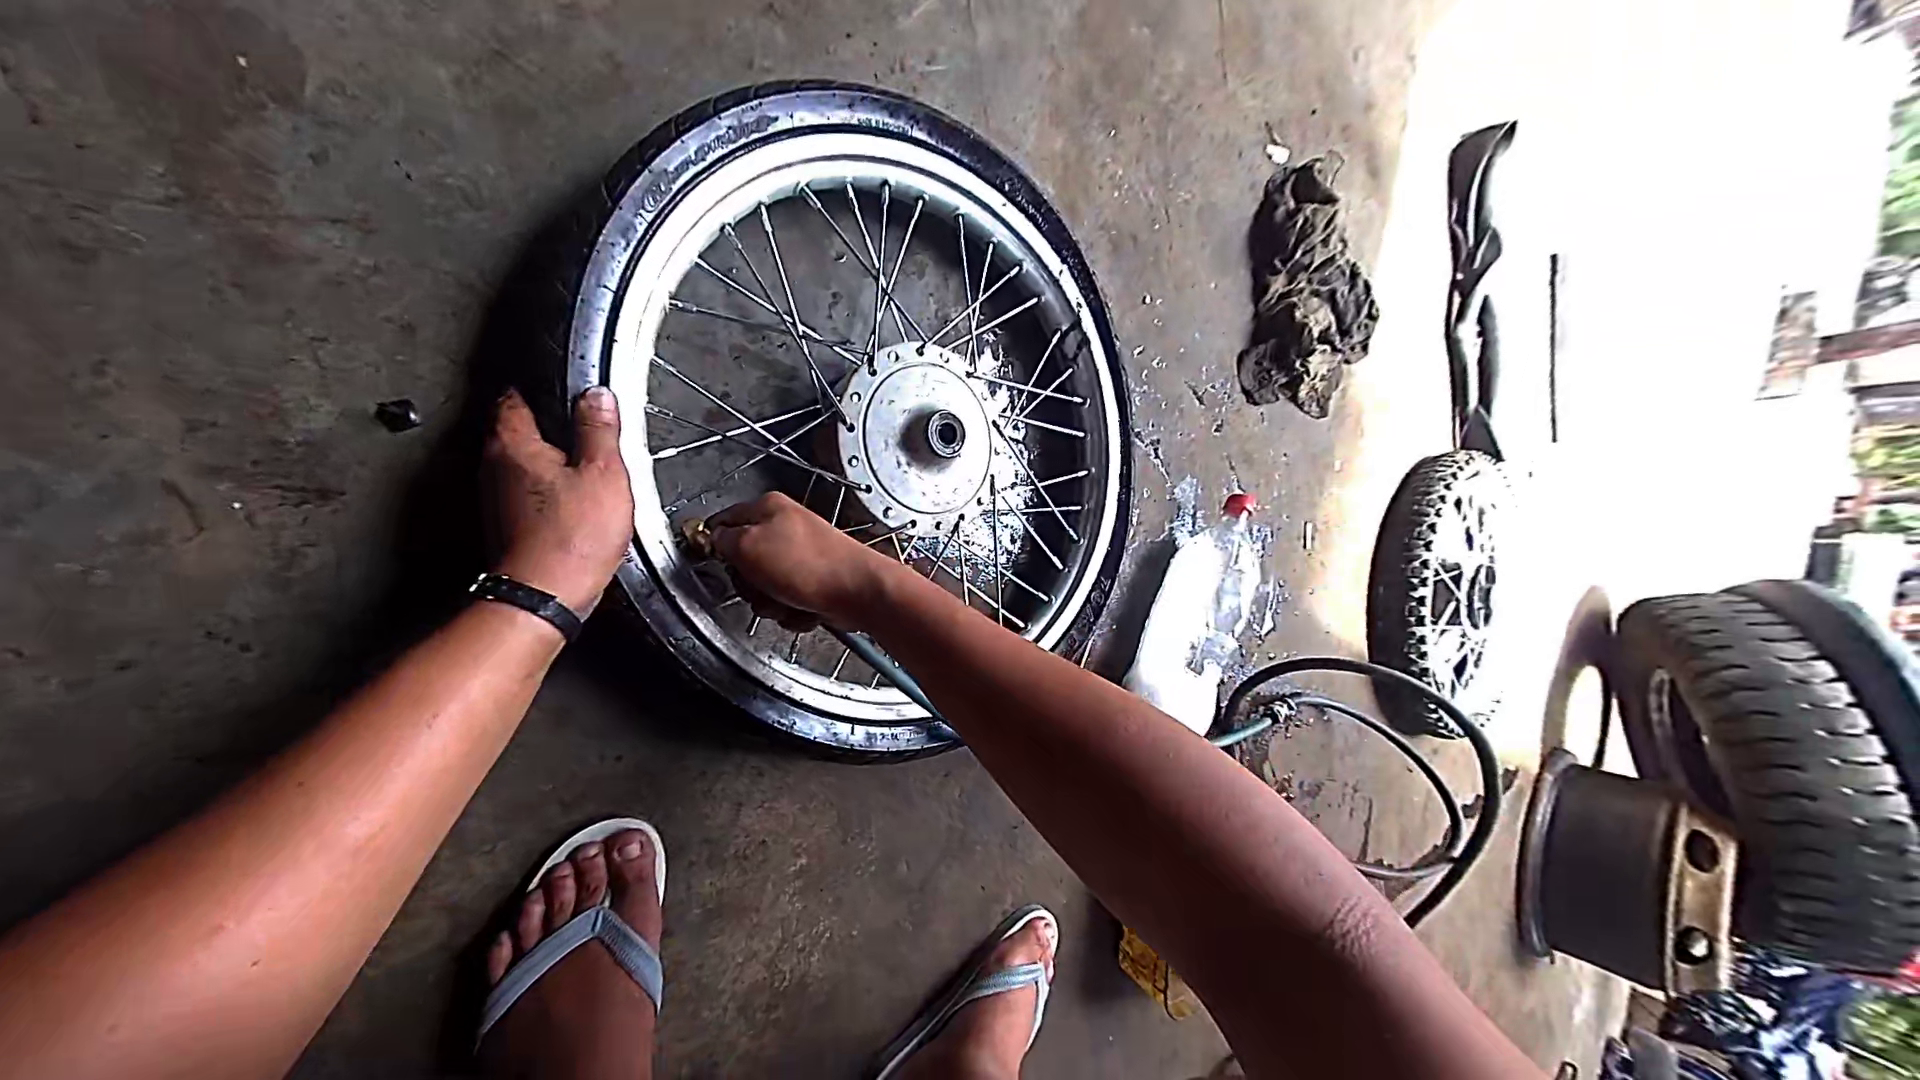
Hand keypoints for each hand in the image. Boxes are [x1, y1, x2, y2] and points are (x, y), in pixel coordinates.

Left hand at [487, 387, 633, 614]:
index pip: (515, 397)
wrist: (548, 593)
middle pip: (516, 429)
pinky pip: (528, 492)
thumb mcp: (604, 473)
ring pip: (521, 462)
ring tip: (582, 465)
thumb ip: (599, 430)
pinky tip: (574, 500)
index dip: (541, 389)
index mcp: (513, 445)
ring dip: (548, 460)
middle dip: (547, 425)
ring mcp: (497, 498)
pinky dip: (548, 489)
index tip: (564, 389)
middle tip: (580, 427)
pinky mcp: (509, 523)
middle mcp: (495, 467)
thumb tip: (598, 397)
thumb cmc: (572, 538)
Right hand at [707, 492, 897, 630]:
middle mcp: (786, 529)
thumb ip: (723, 540)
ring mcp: (801, 558)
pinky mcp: (813, 583)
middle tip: (761, 584)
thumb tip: (715, 540)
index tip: (713, 562)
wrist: (857, 592)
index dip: (714, 545)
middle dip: (750, 585)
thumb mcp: (748, 546)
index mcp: (768, 508)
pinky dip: (792, 611)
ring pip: (764, 590)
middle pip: (743, 563)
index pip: (723, 522)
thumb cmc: (810, 565)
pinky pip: (786, 603)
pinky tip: (804, 606)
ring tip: (788, 598)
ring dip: (772, 603)